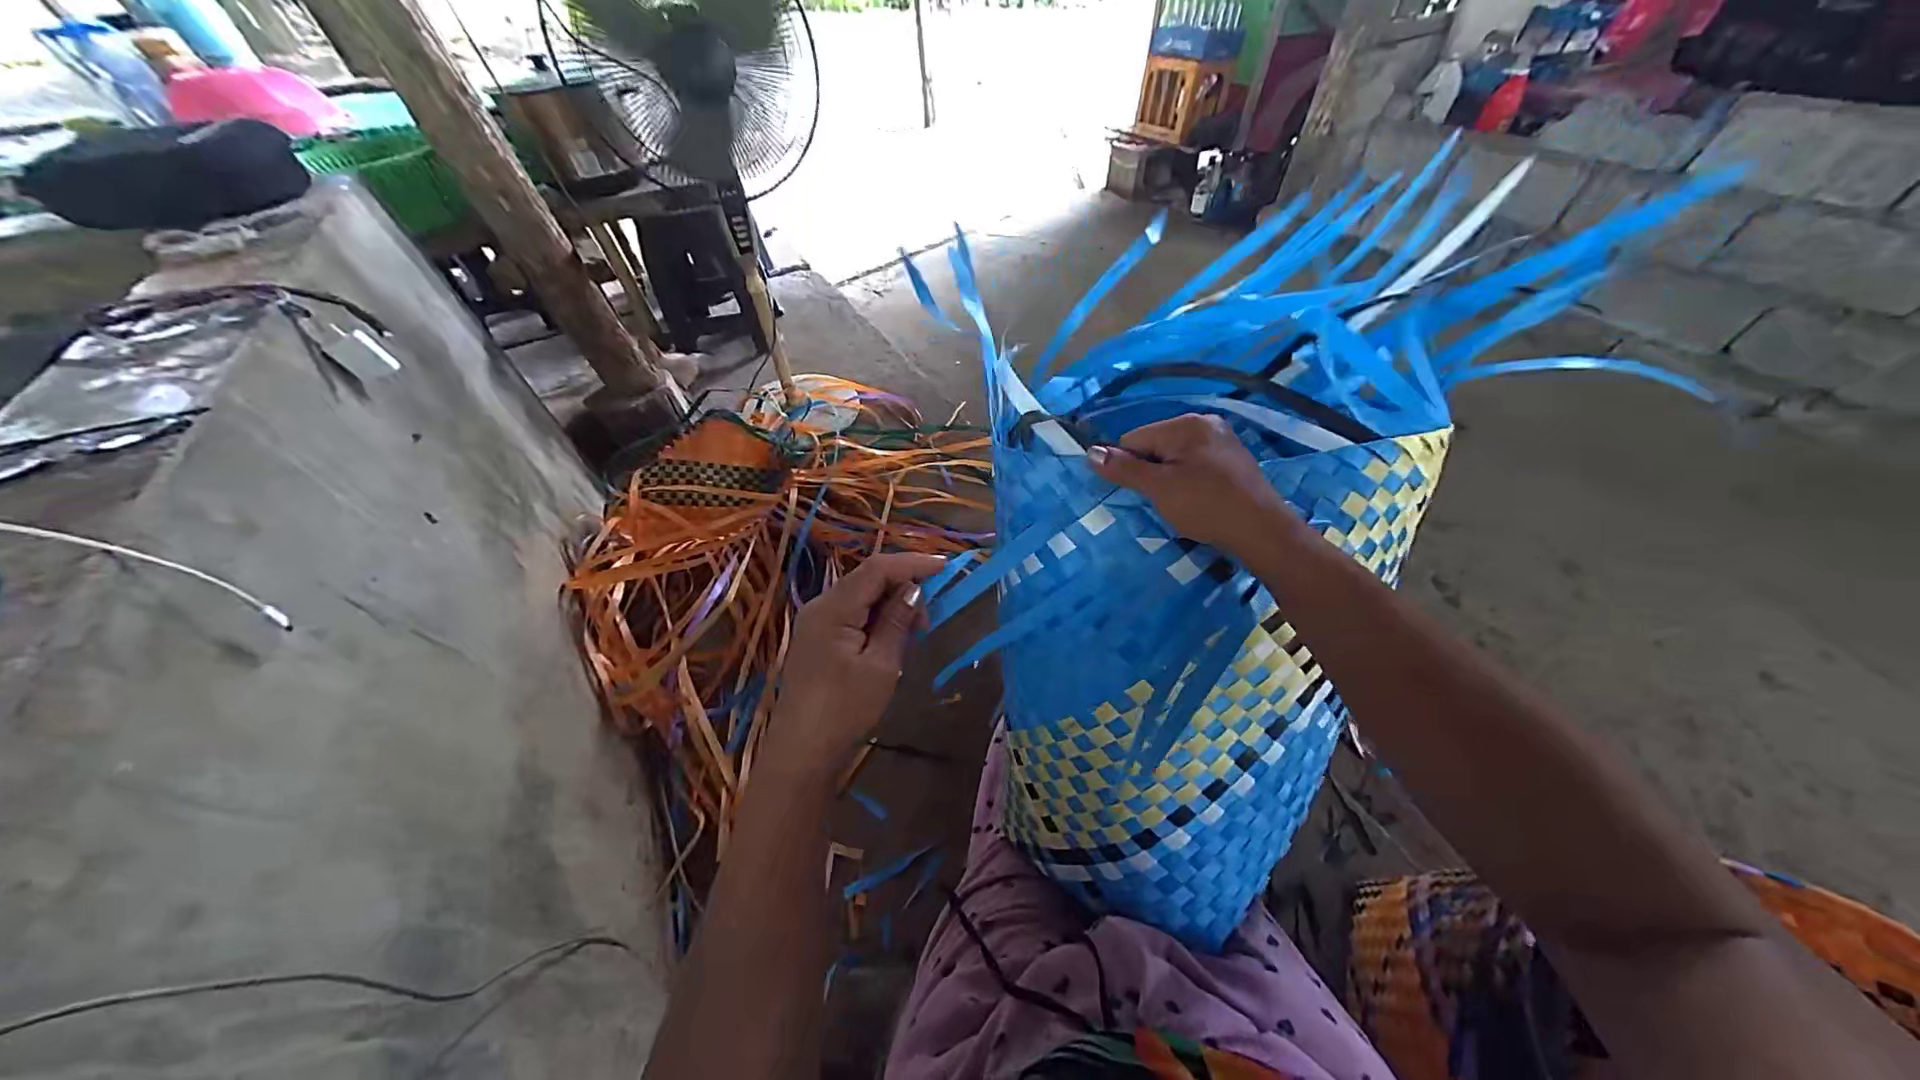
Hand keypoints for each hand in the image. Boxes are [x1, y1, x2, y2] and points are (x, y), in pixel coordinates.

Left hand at [764, 552, 945, 780]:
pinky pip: (852, 614)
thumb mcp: (881, 665)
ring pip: (860, 596)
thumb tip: (913, 589)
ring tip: (916, 630)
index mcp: (833, 608)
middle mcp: (820, 606)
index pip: (876, 568)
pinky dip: (876, 617)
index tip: (945, 567)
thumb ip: (897, 621)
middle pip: (866, 578)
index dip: (912, 563)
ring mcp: (816, 623)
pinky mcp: (817, 639)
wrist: (802, 751)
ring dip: (891, 603)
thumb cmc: (845, 709)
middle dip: (903, 585)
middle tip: (930, 615)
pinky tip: (892, 637)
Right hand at [1086, 414, 1301, 558]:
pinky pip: (1195, 465)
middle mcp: (1205, 423)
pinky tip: (1198, 502)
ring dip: (1169, 480)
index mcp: (1185, 424)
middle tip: (1164, 501)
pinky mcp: (1233, 460)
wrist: (1262, 531)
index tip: (1143, 493)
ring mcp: (1222, 440)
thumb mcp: (1158, 488)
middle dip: (1151, 473)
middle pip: (1155, 446)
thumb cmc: (1206, 506)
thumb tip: (1089, 452)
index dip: (1129, 468)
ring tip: (1182, 504)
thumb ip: (1123, 469)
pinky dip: (1189, 482)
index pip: (1134, 440)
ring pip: (1175, 458)